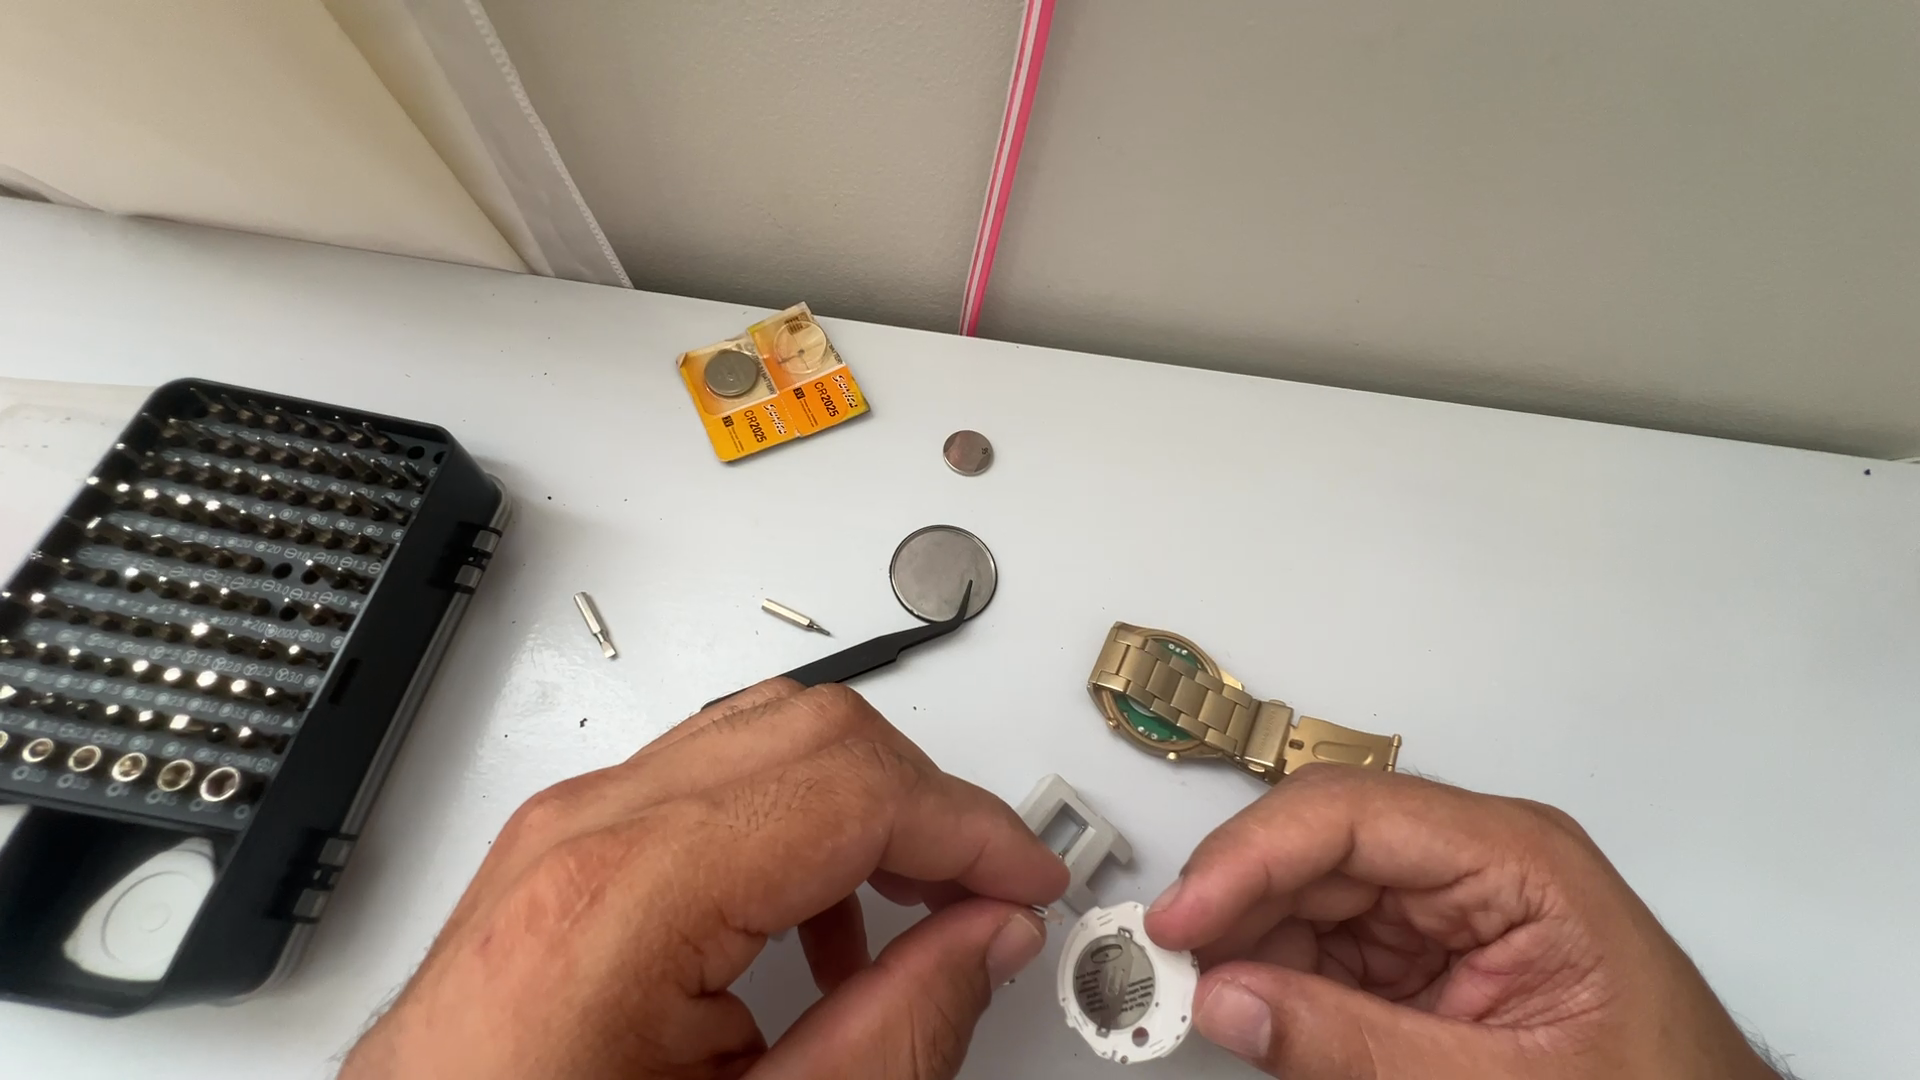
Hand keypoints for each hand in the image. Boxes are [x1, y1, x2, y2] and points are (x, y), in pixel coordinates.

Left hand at [341, 680, 1067, 1079]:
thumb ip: (898, 1033)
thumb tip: (991, 932)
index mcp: (623, 899)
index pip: (850, 789)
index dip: (967, 825)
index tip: (1026, 873)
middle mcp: (590, 828)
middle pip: (817, 730)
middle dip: (925, 798)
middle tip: (981, 883)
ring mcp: (575, 821)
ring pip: (776, 732)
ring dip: (868, 801)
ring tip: (912, 899)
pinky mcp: (576, 837)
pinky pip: (723, 775)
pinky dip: (804, 819)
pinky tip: (819, 919)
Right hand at [1145, 767, 1779, 1078]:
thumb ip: (1354, 1050)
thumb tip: (1220, 1004)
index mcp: (1511, 855)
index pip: (1346, 815)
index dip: (1249, 856)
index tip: (1183, 918)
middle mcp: (1462, 851)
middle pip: (1312, 840)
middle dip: (1237, 897)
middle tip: (1174, 959)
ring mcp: (1436, 890)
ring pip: (1302, 882)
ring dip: (1246, 933)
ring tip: (1204, 988)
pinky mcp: (1416, 933)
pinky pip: (1319, 930)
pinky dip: (1273, 964)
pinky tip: (1252, 997)